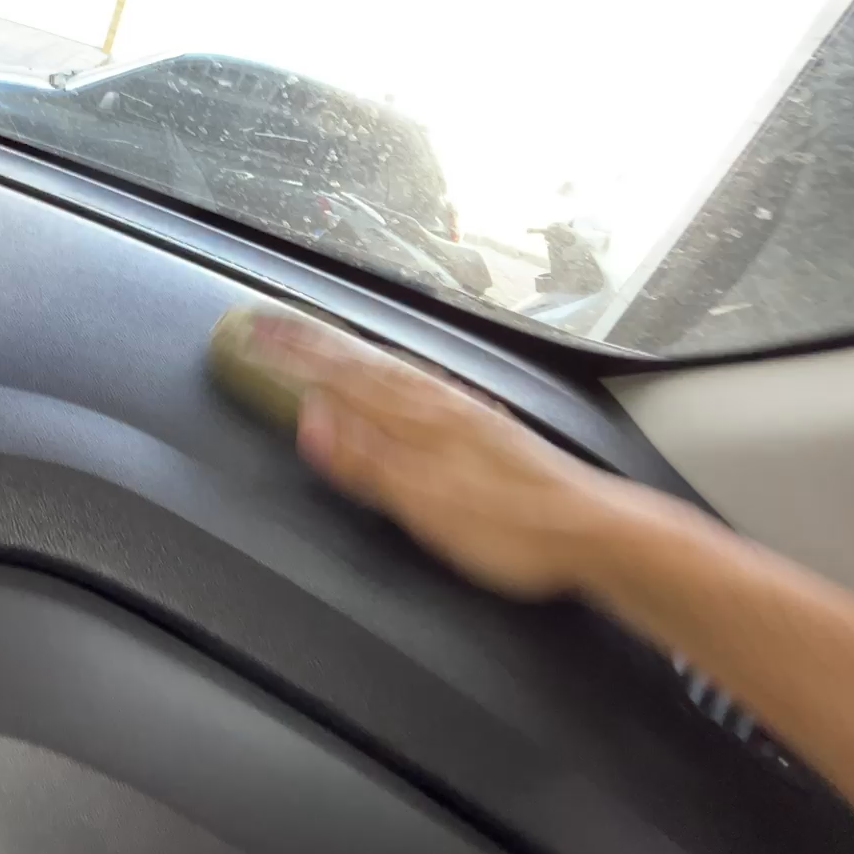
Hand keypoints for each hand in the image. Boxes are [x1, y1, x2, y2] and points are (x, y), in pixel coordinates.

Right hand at [250, 314, 649, 598]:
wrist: (599, 533)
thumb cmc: (510, 528)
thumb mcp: (424, 505)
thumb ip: (363, 461)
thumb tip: (310, 420)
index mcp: (413, 422)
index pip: (335, 379)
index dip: (290, 357)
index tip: (254, 336)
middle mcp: (433, 405)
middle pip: (357, 363)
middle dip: (308, 341)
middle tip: (272, 321)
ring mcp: (458, 409)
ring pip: (387, 365)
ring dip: (344, 347)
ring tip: (318, 332)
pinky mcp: (479, 420)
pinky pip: (419, 377)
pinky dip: (391, 363)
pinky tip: (395, 365)